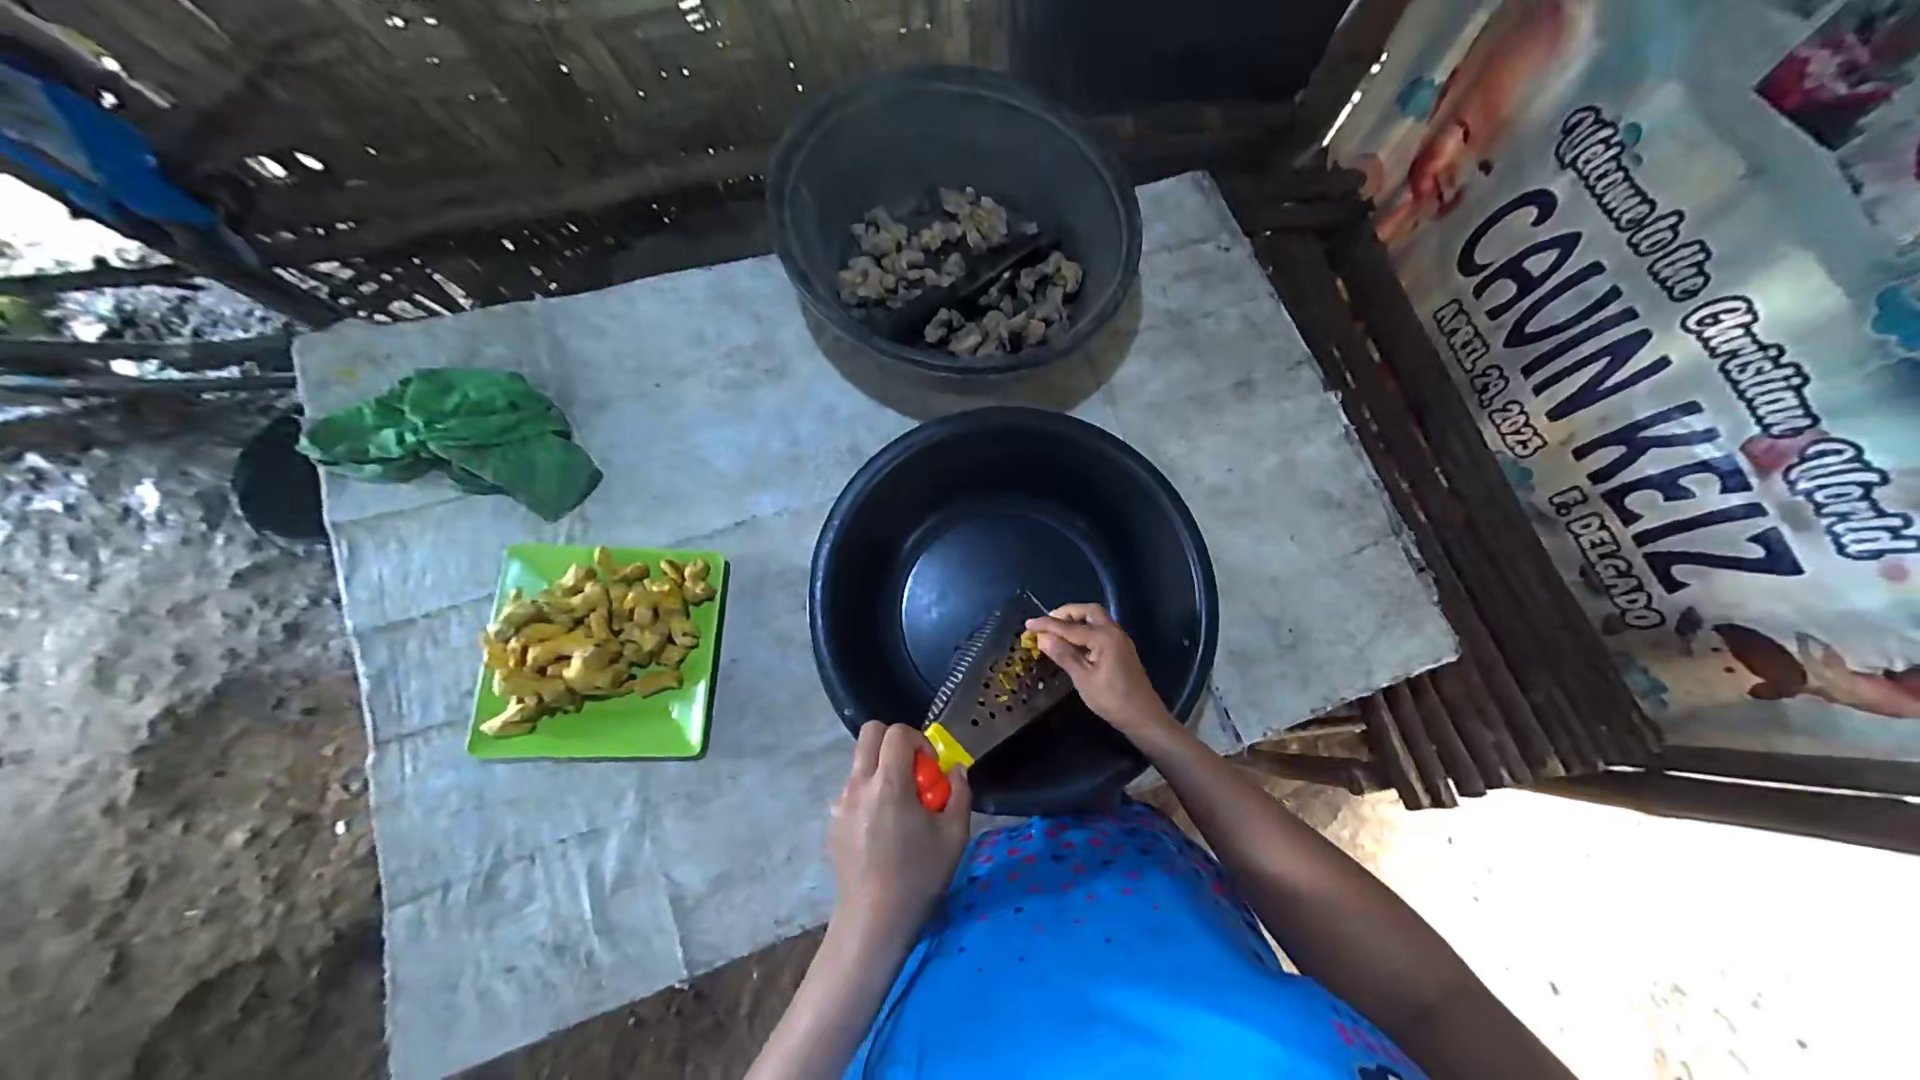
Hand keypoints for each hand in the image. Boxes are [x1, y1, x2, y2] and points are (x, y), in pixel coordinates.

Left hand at [828, 722, 971, 942]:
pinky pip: (852, 790)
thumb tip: (955, 770)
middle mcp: (859, 786)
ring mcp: (840, 803)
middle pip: (870, 733)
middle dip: (895, 742)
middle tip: (913, 772)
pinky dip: (870, 794)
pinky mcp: (832, 822)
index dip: (918, 740)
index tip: (930, 769)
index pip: (897, 733)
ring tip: (899, 808)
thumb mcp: (954, 836)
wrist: (873, 920)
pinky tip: (882, 831)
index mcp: (888, 785)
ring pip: (860, 762)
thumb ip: (959, 794)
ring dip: (882, 770)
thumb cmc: (918, 877)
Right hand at [1026, 603, 1175, 736]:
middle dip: (1067, 613)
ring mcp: (1120, 640)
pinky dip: (1086, 628)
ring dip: (1077, 619)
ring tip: (1058, 630)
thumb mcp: (1083, 679)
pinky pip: (1102, 629)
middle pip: (1089, 611)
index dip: (1047, 625)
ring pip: (1097, 618)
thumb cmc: (1112, 700)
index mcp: (1104, 637)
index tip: (1028, 624)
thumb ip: (1064, 655)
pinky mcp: (1122, 649)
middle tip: (1048, 622)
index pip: (1069, 627)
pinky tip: (1075, 642)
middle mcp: (1114, 632)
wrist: (1144, 717)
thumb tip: (1043, 638)